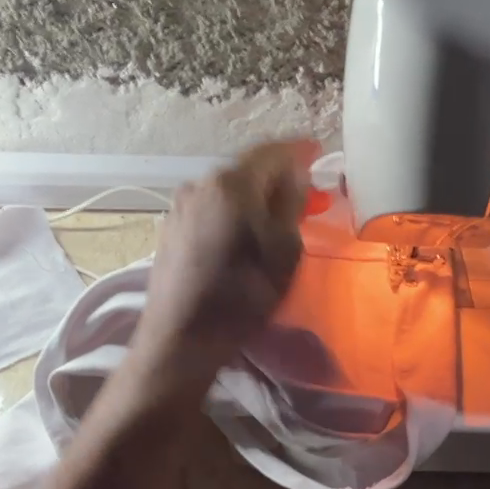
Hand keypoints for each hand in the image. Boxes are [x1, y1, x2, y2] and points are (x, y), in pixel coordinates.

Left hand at [135, 139, 320, 381]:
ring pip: (228, 189)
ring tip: (276, 215)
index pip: (273, 151)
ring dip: (254, 195)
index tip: (318, 153)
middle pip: (247, 168)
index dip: (300, 151)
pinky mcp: (171, 228)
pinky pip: (211, 207)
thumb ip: (291, 204)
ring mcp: (180, 205)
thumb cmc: (241, 297)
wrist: (181, 337)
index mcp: (231, 183)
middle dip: (277, 176)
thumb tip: (294, 175)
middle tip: (304, 191)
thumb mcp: (283, 252)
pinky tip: (244, 231)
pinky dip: (233, 210)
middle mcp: (200, 183)